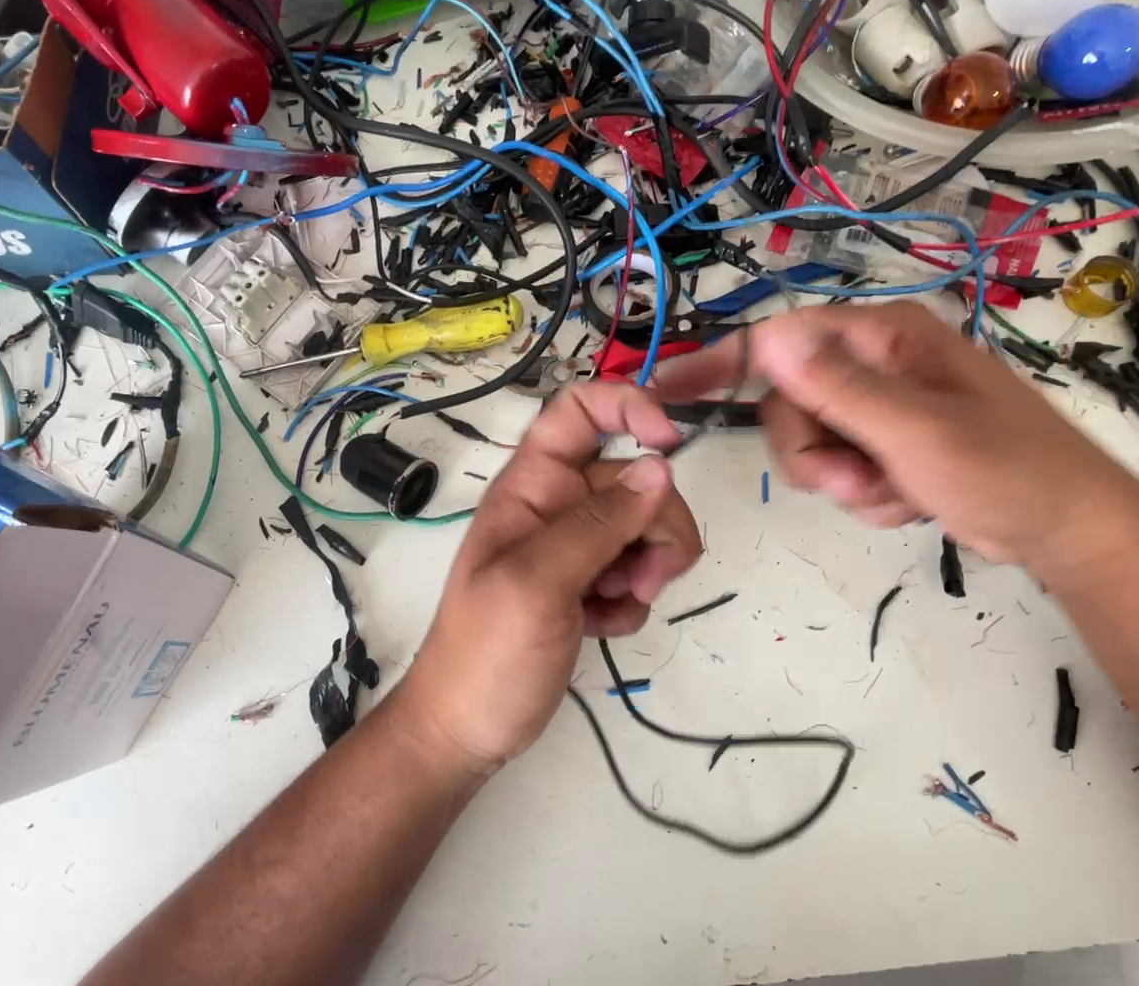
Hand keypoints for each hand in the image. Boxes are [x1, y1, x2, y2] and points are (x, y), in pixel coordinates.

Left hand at [394, 383, 703, 773]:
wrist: (467, 729)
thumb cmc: (485, 654)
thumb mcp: (537, 584)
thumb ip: (597, 525)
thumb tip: (659, 468)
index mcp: (530, 487)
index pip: (577, 412)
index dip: (626, 408)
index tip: (670, 445)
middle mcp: (556, 507)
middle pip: (633, 478)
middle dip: (656, 524)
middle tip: (642, 578)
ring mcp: (574, 548)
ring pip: (645, 526)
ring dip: (649, 567)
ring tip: (617, 604)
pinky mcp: (589, 586)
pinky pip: (637, 571)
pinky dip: (632, 599)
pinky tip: (602, 626)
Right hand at [654, 302, 1138, 569]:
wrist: (1066, 529)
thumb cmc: (1005, 469)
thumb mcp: (914, 431)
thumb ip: (836, 388)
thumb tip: (768, 341)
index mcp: (882, 337)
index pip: (779, 341)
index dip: (719, 366)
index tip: (664, 392)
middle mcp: (874, 361)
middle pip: (787, 402)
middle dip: (811, 452)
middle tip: (853, 480)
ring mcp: (879, 404)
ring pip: (807, 440)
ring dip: (839, 478)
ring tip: (890, 491)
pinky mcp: (884, 442)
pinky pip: (836, 465)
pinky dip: (861, 492)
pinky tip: (905, 498)